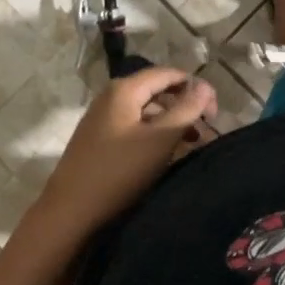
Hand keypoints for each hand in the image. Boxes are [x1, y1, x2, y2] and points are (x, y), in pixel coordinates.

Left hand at [35, 67, 216, 234]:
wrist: (70, 210)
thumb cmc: (118, 172)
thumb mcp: (159, 141)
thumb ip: (185, 110)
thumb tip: (205, 85)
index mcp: (124, 89)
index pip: (168, 74)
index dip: (195, 88)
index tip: (215, 114)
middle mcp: (111, 96)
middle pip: (157, 91)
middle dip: (184, 106)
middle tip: (207, 130)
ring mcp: (103, 118)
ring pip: (146, 112)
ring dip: (171, 124)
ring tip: (193, 144)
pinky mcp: (100, 139)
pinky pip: (134, 127)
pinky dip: (154, 136)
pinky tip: (167, 154)